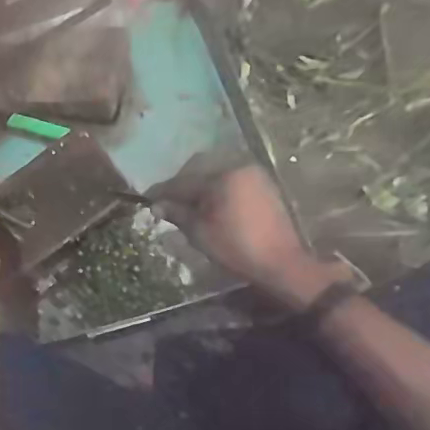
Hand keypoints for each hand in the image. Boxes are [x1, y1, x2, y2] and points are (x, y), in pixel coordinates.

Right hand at [158, 161, 347, 307]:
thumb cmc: (237, 249)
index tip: (147, 200)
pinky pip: (234, 183)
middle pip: (200, 173)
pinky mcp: (265, 186)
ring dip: (201, 190)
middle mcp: (239, 167)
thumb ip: (178, 214)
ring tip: (190, 209)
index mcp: (222, 176)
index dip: (163, 192)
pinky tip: (212, 208)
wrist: (281, 262)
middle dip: (183, 188)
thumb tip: (158, 205)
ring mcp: (255, 175)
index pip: (184, 181)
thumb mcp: (201, 234)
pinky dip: (219, 192)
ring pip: (218, 177)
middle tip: (168, 206)